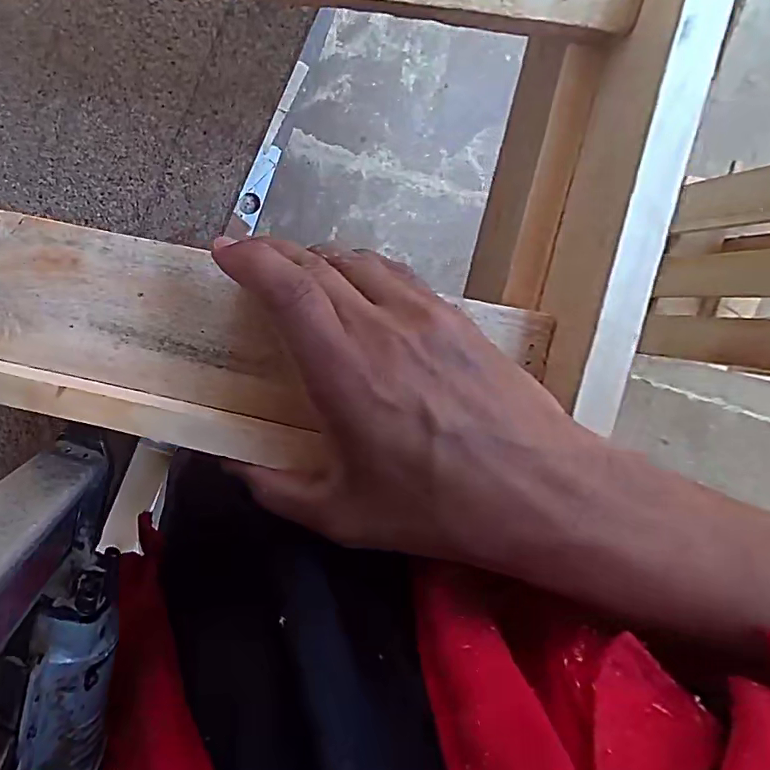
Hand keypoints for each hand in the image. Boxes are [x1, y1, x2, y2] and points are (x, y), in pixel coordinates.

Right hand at [210, 237, 615, 572]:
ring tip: (296, 275)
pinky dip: (358, 269)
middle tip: (245, 259)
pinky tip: (355, 290)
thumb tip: (236, 468)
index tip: (223, 251)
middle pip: (314, 262)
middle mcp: (380, 327)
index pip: (289, 288)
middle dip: (270, 252)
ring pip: (354, 259)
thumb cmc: (439, 507)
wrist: (545, 490)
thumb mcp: (343, 517)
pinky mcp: (454, 316)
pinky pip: (392, 273)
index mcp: (344, 370)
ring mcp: (423, 314)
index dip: (250, 259)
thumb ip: (277, 490)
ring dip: (314, 258)